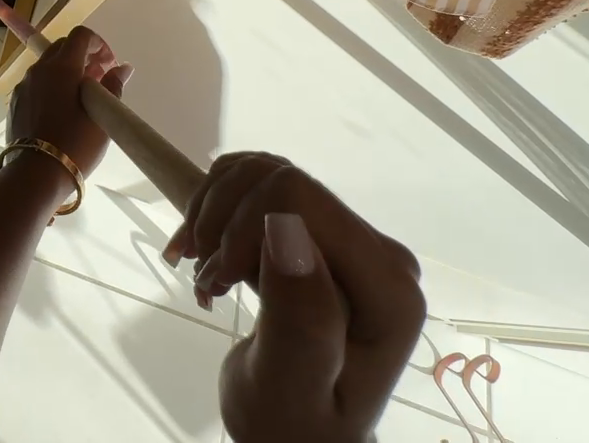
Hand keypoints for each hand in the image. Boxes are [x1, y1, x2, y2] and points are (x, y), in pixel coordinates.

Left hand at [8, 25, 129, 178]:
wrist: (36, 172)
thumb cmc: (75, 143)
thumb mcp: (101, 116)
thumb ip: (112, 86)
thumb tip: (122, 68)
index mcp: (60, 67)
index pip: (80, 36)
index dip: (98, 44)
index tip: (110, 64)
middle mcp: (38, 70)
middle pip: (62, 47)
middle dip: (83, 56)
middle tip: (100, 78)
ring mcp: (23, 85)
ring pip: (47, 65)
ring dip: (67, 71)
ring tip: (83, 97)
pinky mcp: (15, 102)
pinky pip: (37, 83)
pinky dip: (52, 85)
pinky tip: (62, 110)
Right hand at [164, 153, 425, 442]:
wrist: (293, 434)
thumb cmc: (289, 424)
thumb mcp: (288, 387)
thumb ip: (299, 318)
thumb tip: (287, 230)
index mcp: (387, 287)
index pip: (297, 197)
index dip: (240, 224)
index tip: (217, 277)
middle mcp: (378, 252)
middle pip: (276, 179)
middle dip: (220, 220)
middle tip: (202, 276)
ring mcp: (346, 236)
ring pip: (259, 172)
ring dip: (210, 213)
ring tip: (201, 269)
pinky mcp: (315, 228)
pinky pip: (252, 181)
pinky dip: (212, 207)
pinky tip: (207, 252)